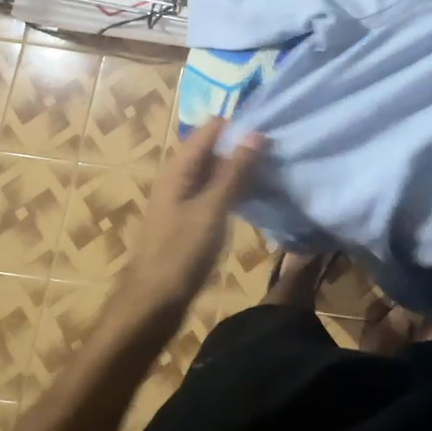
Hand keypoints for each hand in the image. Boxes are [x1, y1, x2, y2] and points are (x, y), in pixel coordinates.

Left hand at [117, 118, 266, 315]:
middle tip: (278, 152)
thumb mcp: (212, 210)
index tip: (271, 131)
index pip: (212, 128)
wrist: (152, 304)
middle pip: (213, 148)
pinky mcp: (189, 219)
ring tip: (273, 170)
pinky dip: (233, 190)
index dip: (239, 126)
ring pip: (215, 171)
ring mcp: (182, 199)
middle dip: (242, 147)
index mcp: (178, 168)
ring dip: (240, 169)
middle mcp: (178, 177)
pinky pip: (214, 192)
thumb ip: (234, 171)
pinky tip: (255, 196)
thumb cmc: (180, 254)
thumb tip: (256, 133)